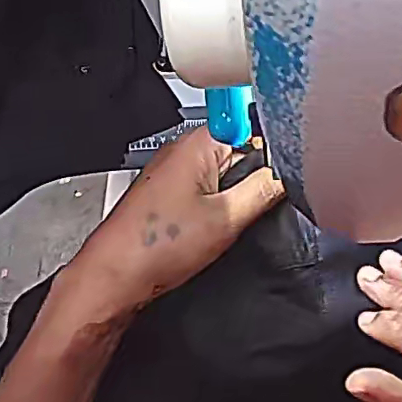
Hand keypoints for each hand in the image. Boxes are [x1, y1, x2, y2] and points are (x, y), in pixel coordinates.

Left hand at [59, 126, 285, 321]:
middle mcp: (183, 149)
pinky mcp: (170, 191)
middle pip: (239, 148)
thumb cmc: (153, 246)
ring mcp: (175, 170)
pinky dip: (217, 204)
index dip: (272, 149)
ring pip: (224, 172)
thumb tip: (288, 173)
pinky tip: (211, 226)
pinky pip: (207, 188)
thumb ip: (263, 190)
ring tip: (226, 220)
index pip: (251, 125)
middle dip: (254, 175)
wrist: (114, 276)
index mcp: (198, 143)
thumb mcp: (227, 219)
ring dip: (235, 193)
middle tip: (251, 205)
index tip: (281, 171)